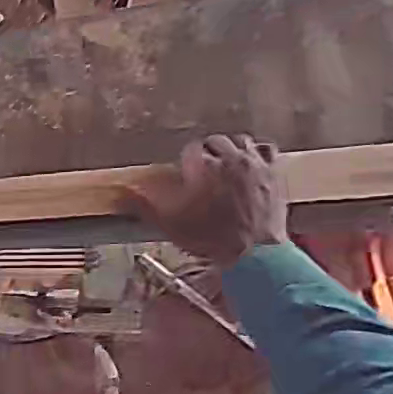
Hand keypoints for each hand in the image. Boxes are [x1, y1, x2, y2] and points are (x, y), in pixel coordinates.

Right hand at [121, 134, 287, 266]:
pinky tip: (251, 163)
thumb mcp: (169, 223)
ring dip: (230, 148)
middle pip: (214, 141)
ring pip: (240, 141)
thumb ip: (143, 205)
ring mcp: (253, 163)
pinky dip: (256, 153)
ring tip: (224, 162)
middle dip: (206, 151)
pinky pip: (265, 149)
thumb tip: (119, 194)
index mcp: (201, 166)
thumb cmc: (209, 237)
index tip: (184, 174)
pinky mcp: (273, 172)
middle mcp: (228, 158)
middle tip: (202, 168)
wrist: (254, 252)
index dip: (184, 162)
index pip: (189, 149)